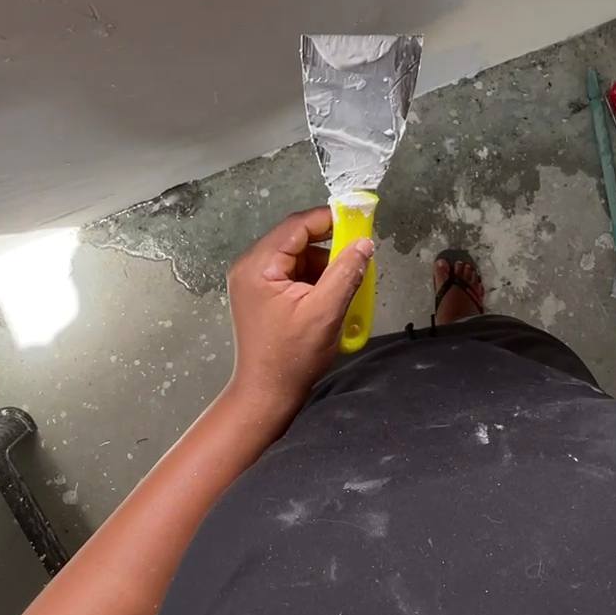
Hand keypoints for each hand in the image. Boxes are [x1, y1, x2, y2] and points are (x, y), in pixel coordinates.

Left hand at [225, 207, 374, 410]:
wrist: (266, 395)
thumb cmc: (292, 357)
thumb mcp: (325, 312)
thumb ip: (346, 272)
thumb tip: (364, 243)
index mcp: (258, 265)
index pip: (297, 226)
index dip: (329, 219)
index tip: (359, 220)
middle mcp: (250, 266)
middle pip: (296, 238)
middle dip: (329, 245)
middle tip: (358, 253)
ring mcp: (253, 280)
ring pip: (298, 255)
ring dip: (324, 264)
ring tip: (345, 283)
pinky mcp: (261, 293)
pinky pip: (293, 272)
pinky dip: (314, 278)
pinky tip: (330, 295)